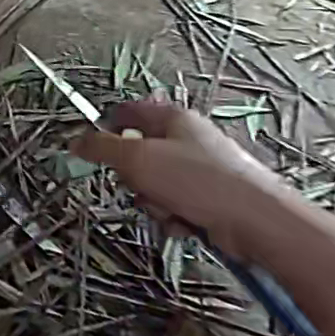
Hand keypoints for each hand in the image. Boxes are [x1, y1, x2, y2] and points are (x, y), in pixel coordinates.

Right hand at [69, 100, 297, 258]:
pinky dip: (174, 215)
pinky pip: (176, 203)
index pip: (127, 112)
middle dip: (133, 175)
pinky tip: (185, 222)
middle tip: (138, 184)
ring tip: (168, 209)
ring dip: (153, 200)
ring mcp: (202, 169)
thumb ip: (101, 148)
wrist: (259, 224)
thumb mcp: (137, 159)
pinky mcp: (213, 198)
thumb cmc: (198, 181)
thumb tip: (75, 141)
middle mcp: (189, 139)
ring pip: (155, 182)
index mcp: (172, 118)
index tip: (93, 148)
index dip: (106, 127)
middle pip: (138, 153)